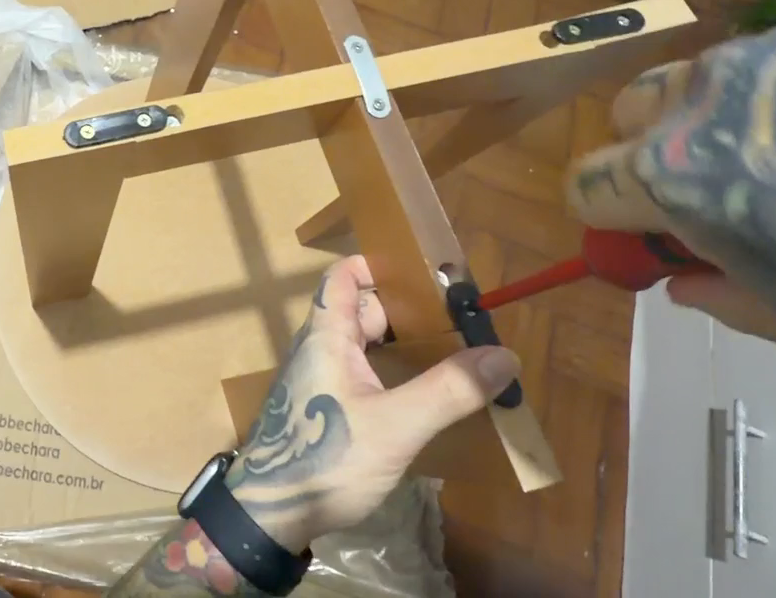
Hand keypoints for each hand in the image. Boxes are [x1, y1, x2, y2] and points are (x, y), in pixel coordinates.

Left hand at [224, 255, 520, 549]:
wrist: (273, 511)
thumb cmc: (326, 456)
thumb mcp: (395, 426)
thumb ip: (447, 391)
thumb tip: (502, 355)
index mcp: (327, 335)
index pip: (342, 278)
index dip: (375, 264)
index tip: (422, 270)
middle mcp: (321, 348)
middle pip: (363, 311)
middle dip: (408, 311)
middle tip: (461, 322)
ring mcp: (322, 378)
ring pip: (366, 346)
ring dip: (404, 346)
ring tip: (456, 356)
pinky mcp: (327, 407)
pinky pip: (365, 375)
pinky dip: (395, 374)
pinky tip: (426, 396)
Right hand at [568, 0, 775, 408]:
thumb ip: (728, 296)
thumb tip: (682, 278)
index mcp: (679, 175)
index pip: (586, 187)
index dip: (613, 220)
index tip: (660, 242)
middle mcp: (706, 95)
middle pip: (632, 112)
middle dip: (657, 150)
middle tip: (736, 192)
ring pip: (710, 75)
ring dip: (731, 114)